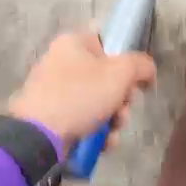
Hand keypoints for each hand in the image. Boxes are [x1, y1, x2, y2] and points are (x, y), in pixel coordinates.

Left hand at [6, 33, 154, 149]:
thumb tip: (147, 71)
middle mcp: (60, 62)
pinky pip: (82, 119)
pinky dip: (96, 131)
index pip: (110, 44)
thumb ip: (142, 65)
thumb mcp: (121, 72)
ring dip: (114, 118)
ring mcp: (53, 91)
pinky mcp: (49, 117)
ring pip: (97, 101)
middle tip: (124, 109)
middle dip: (123, 98)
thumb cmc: (81, 95)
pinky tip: (103, 142)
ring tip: (114, 131)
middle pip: (106, 77)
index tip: (134, 81)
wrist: (37, 137)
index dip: (127, 63)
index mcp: (73, 43)